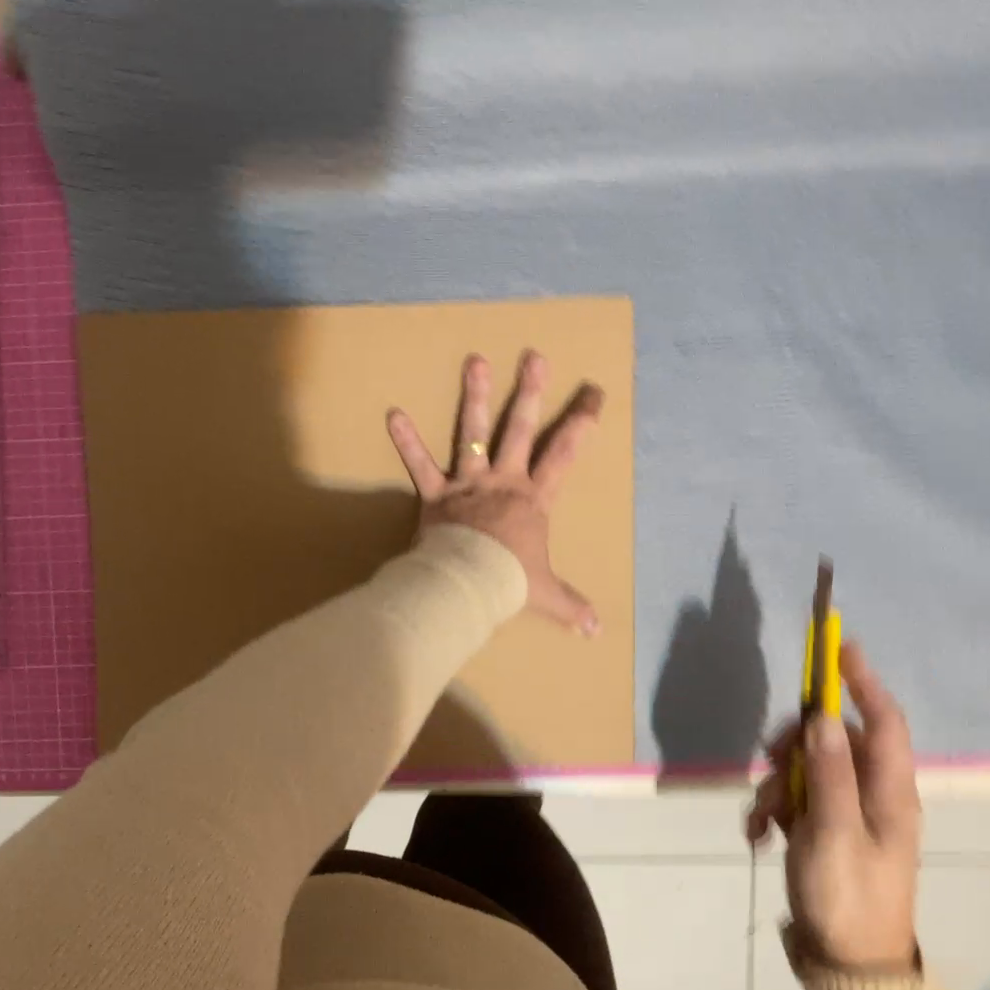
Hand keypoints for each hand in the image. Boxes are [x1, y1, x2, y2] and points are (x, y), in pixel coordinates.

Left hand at [385, 351, 603, 635]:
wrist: (468, 585)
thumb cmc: (508, 583)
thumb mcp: (544, 592)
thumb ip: (570, 605)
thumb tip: (597, 632)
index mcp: (533, 499)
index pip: (565, 454)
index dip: (582, 423)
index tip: (595, 392)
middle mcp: (503, 481)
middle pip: (520, 430)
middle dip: (530, 392)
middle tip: (534, 356)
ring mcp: (468, 483)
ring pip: (473, 433)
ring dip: (474, 397)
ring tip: (475, 361)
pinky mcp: (435, 494)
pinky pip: (419, 465)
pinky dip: (406, 441)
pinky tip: (393, 413)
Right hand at [746, 642, 921, 971]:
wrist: (848, 963)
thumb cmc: (847, 895)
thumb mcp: (832, 832)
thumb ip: (828, 773)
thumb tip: (822, 717)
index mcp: (889, 791)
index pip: (883, 721)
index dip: (862, 681)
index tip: (838, 646)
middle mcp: (873, 794)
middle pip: (833, 740)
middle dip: (796, 745)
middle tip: (769, 759)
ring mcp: (849, 812)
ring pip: (807, 769)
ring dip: (777, 785)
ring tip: (762, 820)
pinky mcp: (826, 829)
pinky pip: (796, 799)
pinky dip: (773, 810)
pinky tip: (758, 835)